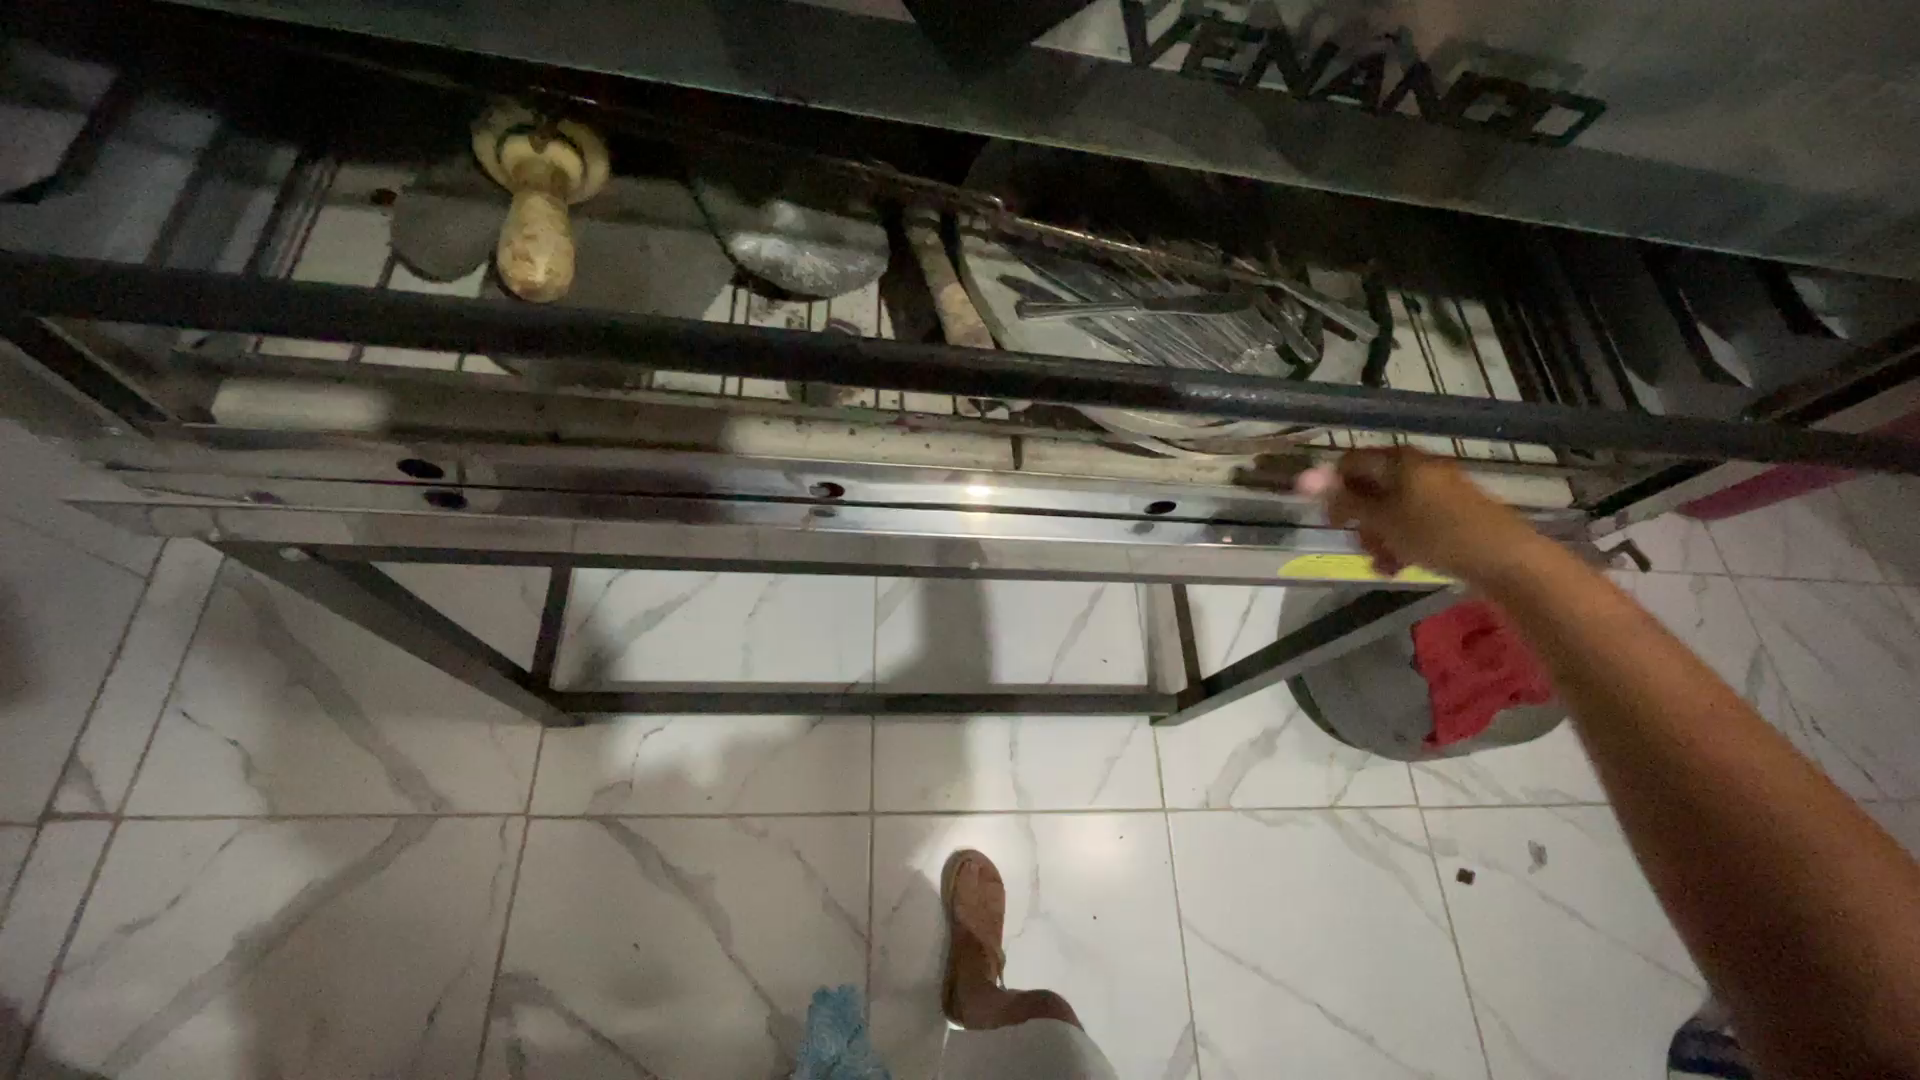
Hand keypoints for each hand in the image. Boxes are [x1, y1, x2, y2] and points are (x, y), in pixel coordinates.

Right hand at [1295, 448, 1539, 581]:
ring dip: (1378, 537)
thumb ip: (1343, 500)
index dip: (1333, 489)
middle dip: (1359, 520)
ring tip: (1383, 563)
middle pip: (1370, 488)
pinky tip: (1399, 566)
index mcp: (1398, 461)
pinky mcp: (1452, 512)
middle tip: (1360, 545)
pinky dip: (1401, 541)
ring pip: (1390, 510)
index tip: (1331, 519)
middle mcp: (1417, 467)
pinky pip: (1413, 521)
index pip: (1349, 463)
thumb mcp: (1381, 519)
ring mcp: (1437, 489)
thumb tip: (1302, 478)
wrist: (1503, 557)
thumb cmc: (1435, 533)